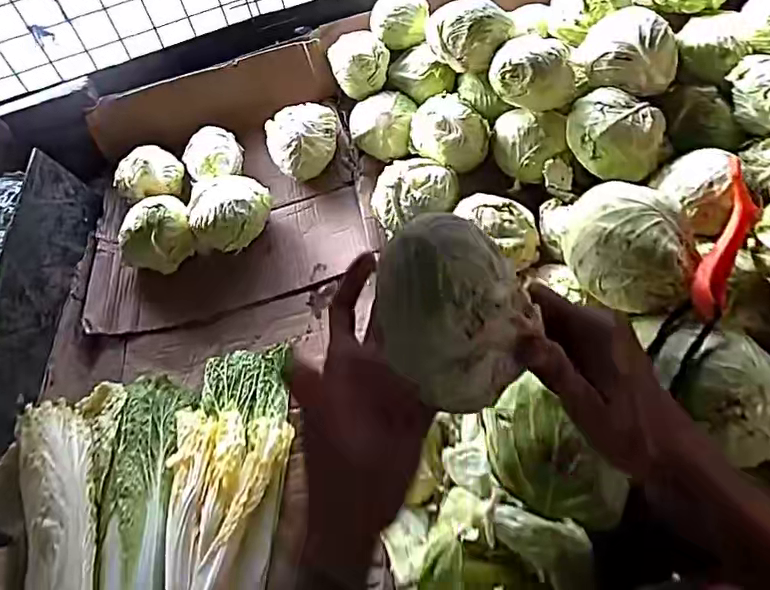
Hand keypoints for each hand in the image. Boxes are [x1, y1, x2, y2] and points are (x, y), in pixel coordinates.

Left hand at [287, 253, 434, 581]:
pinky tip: (479, 348)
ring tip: (460, 296)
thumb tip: (290, 357)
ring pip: (416, 342)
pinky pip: (440, 380)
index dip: (353, 282)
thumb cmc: (330, 462)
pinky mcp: (420, 409)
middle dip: (403, 291)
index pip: (344, 309)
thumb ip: (306, 387)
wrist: (353, 514)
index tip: (371, 256)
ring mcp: (397, 384)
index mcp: (342, 359)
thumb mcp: (316, 419)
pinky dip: (456, 367)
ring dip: (434, 322)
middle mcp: (371, 364)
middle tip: (430, 265)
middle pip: (387, 317)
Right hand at [520, 287, 769, 589]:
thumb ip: (555, 370)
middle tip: (494, 348)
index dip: (512, 307)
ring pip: (552, 321)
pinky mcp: (604, 343)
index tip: (489, 326)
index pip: (538, 295)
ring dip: (533, 338)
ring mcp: (603, 329)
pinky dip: (548, 347)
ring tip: (510, 360)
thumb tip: (519, 335)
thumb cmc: (632, 436)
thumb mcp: (588, 408)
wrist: (677, 459)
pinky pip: (565, 333)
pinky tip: (536, 370)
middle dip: (520, 324)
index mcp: (594, 325)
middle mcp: (598, 318)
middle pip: (543, 307)